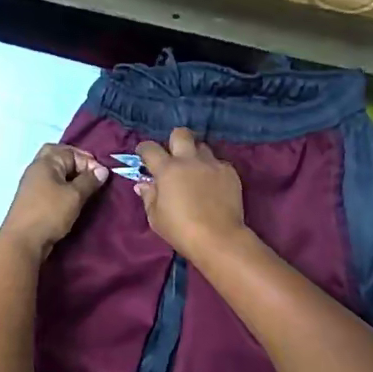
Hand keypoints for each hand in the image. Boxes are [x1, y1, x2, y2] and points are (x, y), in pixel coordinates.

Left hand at [0, 143, 108, 255]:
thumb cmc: (50, 213)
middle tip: (91, 176)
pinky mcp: (33, 200)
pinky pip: (51, 187)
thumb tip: (102, 170)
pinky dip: (63, 189)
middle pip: (58, 157)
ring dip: (70, 178)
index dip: (88, 161)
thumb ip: (89, 181)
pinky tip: (73, 200)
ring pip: (55, 174)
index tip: (101, 177)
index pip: (70, 152)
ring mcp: (33, 185)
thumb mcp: (74, 196)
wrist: (23, 241)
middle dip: (77, 164)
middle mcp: (37, 169)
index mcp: (45, 162)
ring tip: (85, 190)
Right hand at [135, 128, 249, 261]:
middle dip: (174, 141)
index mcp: (168, 170)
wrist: (218, 238)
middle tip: (173, 156)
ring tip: (194, 171)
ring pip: (202, 147)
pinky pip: (218, 163)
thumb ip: (148, 196)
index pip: (150, 148)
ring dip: (195, 155)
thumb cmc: (180, 230)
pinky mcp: (230, 172)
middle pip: (181, 134)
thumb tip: (143, 184)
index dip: (144, 149)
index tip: (143, 154)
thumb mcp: (156, 217)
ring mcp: (212, 164)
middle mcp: (190, 160)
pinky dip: (211, 170)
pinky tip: (211, 184)